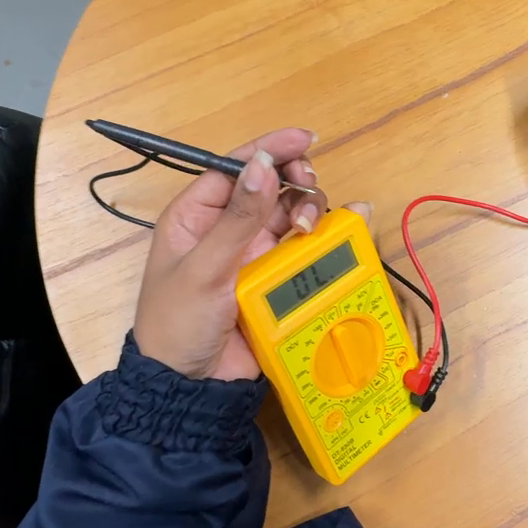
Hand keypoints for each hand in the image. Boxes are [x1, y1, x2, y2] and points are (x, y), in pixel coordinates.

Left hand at [134, 129, 326, 380]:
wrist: (193, 388)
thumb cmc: (179, 325)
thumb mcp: (204, 269)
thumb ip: (238, 217)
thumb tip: (262, 164)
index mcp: (197, 216)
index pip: (235, 167)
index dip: (268, 148)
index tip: (303, 139)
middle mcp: (229, 227)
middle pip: (272, 184)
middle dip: (294, 179)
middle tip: (307, 186)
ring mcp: (257, 252)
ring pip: (294, 212)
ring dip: (309, 208)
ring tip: (309, 228)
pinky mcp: (279, 277)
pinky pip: (307, 247)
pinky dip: (327, 234)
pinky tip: (347, 224)